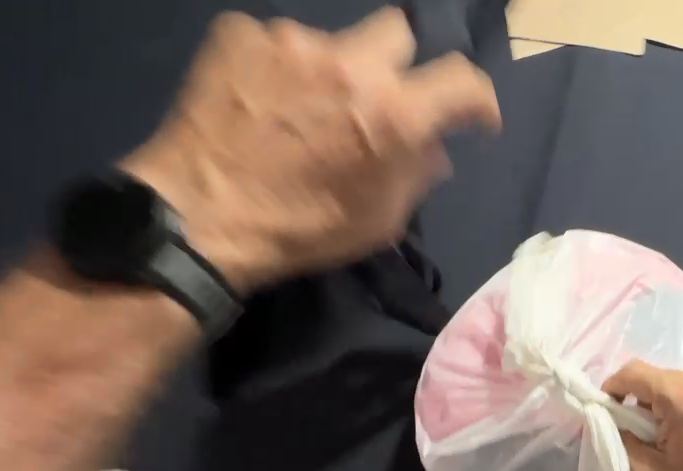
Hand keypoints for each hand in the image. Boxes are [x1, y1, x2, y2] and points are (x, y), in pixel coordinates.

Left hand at [123, 8, 500, 290]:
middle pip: (399, 33)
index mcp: (393, 114)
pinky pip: (282, 45)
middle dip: (401, 66)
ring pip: (336, 44)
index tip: (474, 117)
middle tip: (383, 102)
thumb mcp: (382, 218)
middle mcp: (349, 62)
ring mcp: (291, 40)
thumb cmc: (306, 229)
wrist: (204, 213)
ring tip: (308, 114)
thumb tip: (432, 147)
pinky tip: (269, 106)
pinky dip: (286, 72)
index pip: (463, 80)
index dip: (478, 98)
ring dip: (336, 74)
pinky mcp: (240, 31)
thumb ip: (417, 172)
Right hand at [603, 361, 682, 470]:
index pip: (633, 372)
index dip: (612, 387)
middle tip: (638, 430)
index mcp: (681, 397)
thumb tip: (613, 422)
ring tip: (666, 434)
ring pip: (676, 382)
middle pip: (655, 376)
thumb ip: (625, 441)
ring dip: (662, 402)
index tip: (608, 409)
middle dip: (639, 398)